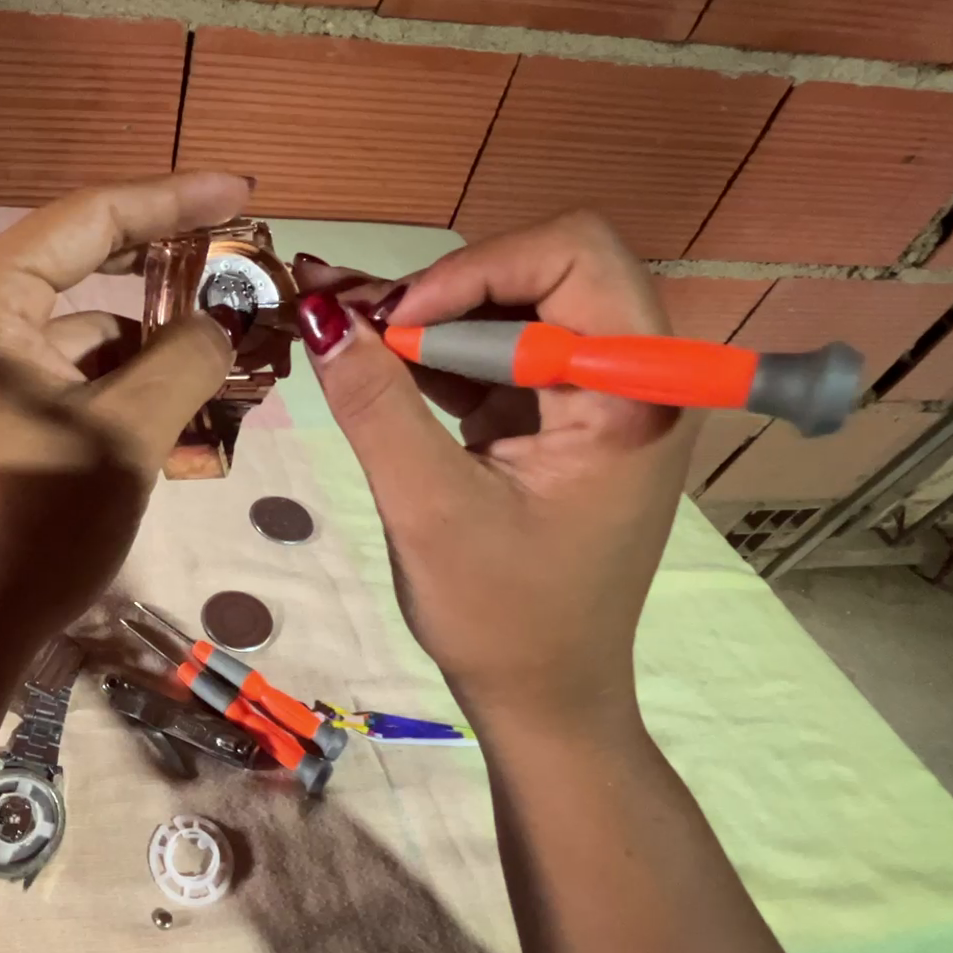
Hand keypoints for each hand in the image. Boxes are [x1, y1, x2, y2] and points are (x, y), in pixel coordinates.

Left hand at [0, 172, 250, 648]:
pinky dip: (127, 395)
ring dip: (155, 354)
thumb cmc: (33, 526)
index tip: (244, 193)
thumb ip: (185, 360)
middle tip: (239, 282)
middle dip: (167, 283)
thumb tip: (221, 325)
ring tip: (229, 374)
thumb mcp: (126, 434)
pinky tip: (181, 422)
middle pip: (89, 275)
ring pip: (88, 340)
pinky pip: (74, 386)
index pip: (91, 218)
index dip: (174, 200)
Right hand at [293, 211, 692, 730]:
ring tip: (328, 313)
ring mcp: (582, 397)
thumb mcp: (429, 508)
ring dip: (416, 315)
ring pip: (499, 312)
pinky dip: (420, 353)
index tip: (390, 321)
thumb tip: (320, 314)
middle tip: (343, 310)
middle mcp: (624, 377)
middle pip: (535, 273)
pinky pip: (482, 358)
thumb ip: (376, 405)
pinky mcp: (542, 419)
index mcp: (632, 394)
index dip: (473, 268)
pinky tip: (358, 352)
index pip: (573, 258)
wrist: (540, 695)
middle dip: (434, 287)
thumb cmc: (501, 617)